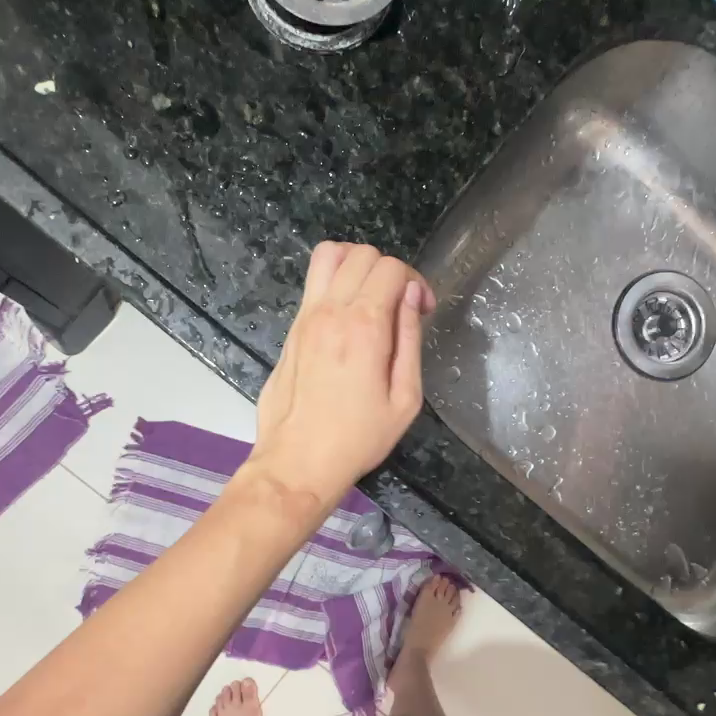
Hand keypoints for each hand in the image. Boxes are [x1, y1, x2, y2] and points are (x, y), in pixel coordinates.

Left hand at [236, 241, 432, 514]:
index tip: (423, 312)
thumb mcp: (404, 399)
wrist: (298, 461)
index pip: (391, 268)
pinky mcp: (292, 329)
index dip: (415, 282)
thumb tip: (412, 298)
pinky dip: (335, 282)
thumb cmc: (358, 439)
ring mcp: (306, 317)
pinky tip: (348, 315)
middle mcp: (332, 311)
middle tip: (400, 306)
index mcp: (365, 327)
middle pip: (362, 254)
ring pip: (329, 255)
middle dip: (389, 271)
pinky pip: (313, 282)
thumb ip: (410, 341)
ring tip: (371, 296)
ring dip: (356, 264)